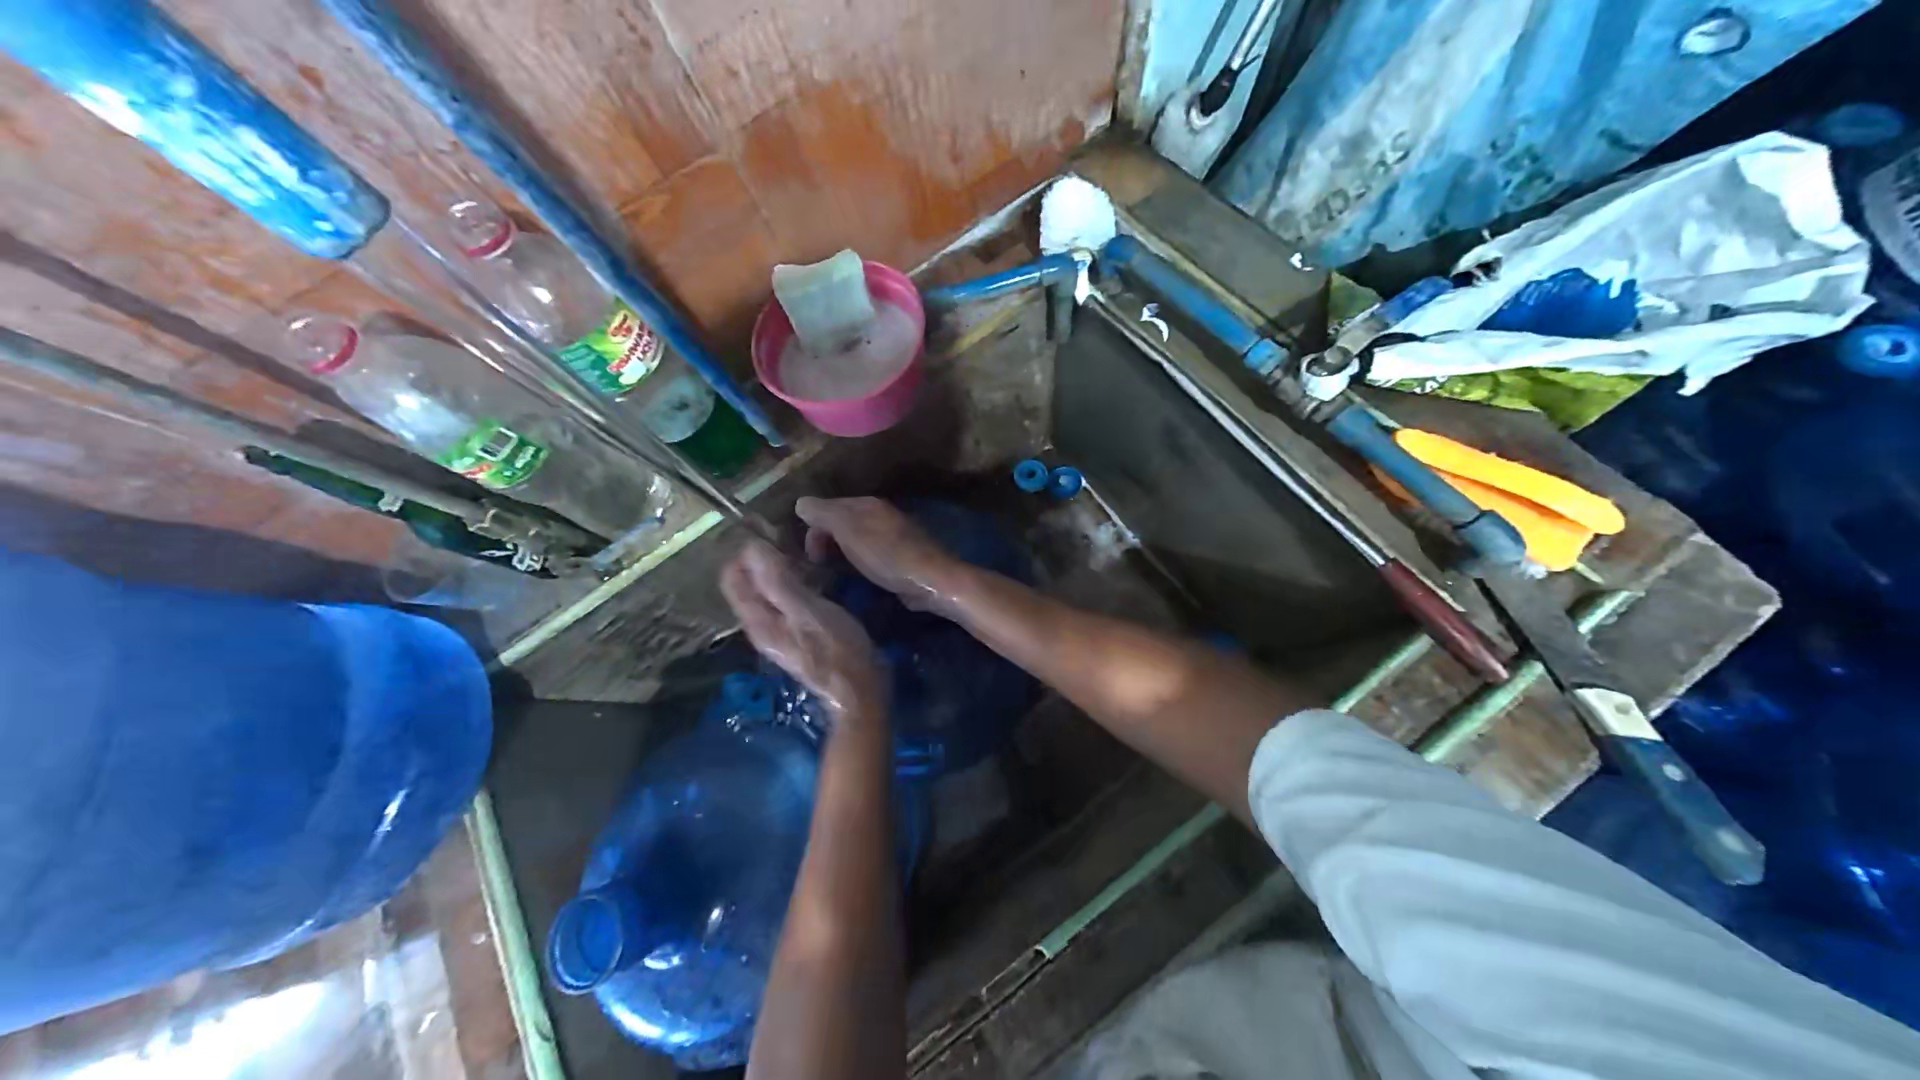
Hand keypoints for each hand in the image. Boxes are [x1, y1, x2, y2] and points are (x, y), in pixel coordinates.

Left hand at [720, 541, 887, 722]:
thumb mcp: (808, 611)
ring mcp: (782, 630)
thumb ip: (778, 582)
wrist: (861, 690)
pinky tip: (817, 577)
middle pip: (750, 583)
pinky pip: (788, 600)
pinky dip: (796, 584)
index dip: (745, 553)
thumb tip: (751, 548)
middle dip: (763, 559)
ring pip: (770, 591)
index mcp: (758, 620)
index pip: (732, 578)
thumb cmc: (837, 650)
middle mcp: (763, 625)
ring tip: (806, 554)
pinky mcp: (800, 632)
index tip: (772, 535)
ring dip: (781, 571)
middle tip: (791, 541)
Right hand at [795, 497, 968, 614]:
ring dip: (840, 551)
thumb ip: (823, 514)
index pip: (827, 507)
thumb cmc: (886, 555)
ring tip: (834, 571)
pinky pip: (869, 553)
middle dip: (825, 540)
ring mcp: (892, 534)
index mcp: (866, 504)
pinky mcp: (900, 555)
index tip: (810, 556)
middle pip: (841, 521)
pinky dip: (857, 561)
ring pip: (855, 538)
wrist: (931, 579)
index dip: (813, 529)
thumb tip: (800, 504)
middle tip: (819, 565)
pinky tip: (857, 575)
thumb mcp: (849, 531)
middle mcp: (879, 513)